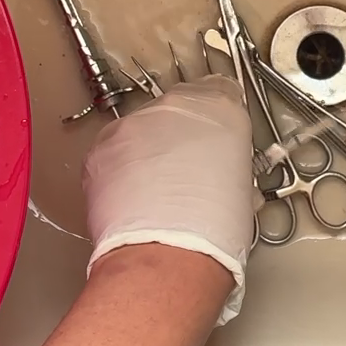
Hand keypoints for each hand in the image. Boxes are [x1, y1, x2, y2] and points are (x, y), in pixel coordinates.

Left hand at [82, 76, 255, 324]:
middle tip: (183, 172)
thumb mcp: (242, 187)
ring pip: (140, 129)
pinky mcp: (102, 145)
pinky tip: (129, 198)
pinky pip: (111, 151)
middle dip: (178, 136)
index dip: (216, 118)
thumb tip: (218, 169)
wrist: (168, 253)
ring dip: (145, 152)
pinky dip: (118, 169)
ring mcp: (135, 122)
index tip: (212, 135)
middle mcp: (177, 105)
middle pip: (177, 109)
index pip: (221, 93)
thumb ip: (227, 160)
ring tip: (153, 192)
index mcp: (221, 109)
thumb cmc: (214, 231)